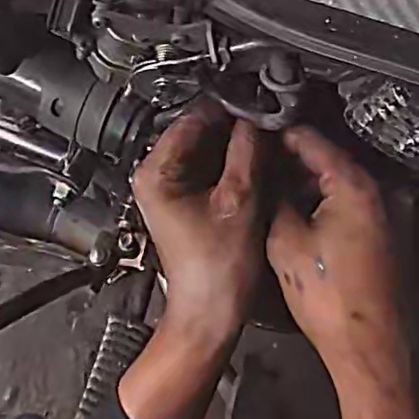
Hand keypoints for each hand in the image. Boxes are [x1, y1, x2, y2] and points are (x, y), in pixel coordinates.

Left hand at [132, 102, 266, 339]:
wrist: (209, 314)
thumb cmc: (215, 272)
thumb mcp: (240, 201)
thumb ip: (247, 151)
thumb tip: (255, 118)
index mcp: (155, 172)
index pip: (192, 118)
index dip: (227, 109)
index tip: (255, 104)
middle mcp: (154, 174)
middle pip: (198, 130)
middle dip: (232, 125)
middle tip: (264, 124)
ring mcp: (167, 186)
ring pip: (205, 145)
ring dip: (233, 142)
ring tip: (262, 142)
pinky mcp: (183, 196)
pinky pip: (208, 164)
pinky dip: (230, 159)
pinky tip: (252, 161)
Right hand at [267, 126, 409, 395]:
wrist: (377, 356)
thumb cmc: (334, 304)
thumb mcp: (285, 243)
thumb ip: (276, 199)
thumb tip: (271, 181)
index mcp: (357, 185)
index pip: (311, 139)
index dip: (279, 135)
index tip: (259, 134)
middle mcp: (383, 192)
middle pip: (331, 158)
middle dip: (295, 160)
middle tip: (263, 165)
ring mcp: (394, 214)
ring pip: (344, 182)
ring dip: (313, 183)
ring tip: (279, 192)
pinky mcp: (396, 236)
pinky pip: (358, 204)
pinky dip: (332, 203)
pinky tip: (307, 218)